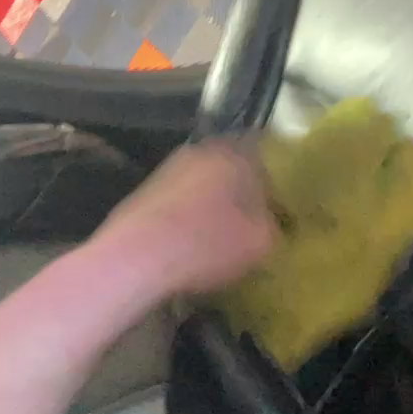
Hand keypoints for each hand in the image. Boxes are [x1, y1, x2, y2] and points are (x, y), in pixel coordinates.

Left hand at [92, 141, 277, 299]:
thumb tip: (271, 221)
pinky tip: (193, 240)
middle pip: (232, 165)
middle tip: (254, 215)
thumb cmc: (207, 245)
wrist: (133, 260)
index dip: (275, 177)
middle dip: (243, 187)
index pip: (264, 153)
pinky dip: (191, 213)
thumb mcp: (261, 243)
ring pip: (204, 181)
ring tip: (223, 231)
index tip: (279, 200)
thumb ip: (274, 226)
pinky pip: (181, 198)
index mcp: (234, 155)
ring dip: (215, 201)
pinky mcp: (144, 193)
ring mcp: (168, 170)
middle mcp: (200, 153)